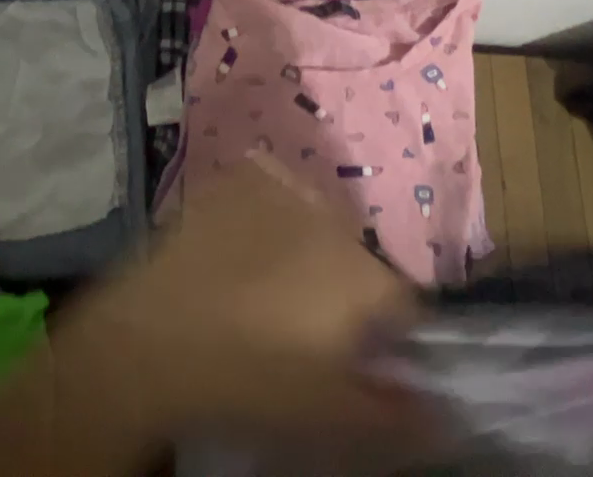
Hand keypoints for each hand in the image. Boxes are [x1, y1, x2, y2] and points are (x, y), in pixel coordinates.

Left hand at [67, 151, 423, 439]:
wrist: (148, 336)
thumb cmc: (243, 379)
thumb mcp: (326, 414)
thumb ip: (396, 414)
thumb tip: (444, 412)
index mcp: (364, 277)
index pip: (405, 306)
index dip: (384, 336)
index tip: (353, 355)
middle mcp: (334, 221)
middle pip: (358, 261)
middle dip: (341, 291)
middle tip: (298, 325)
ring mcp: (283, 190)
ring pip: (317, 225)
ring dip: (306, 250)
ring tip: (263, 287)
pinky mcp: (239, 178)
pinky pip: (273, 188)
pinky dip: (268, 212)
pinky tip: (241, 245)